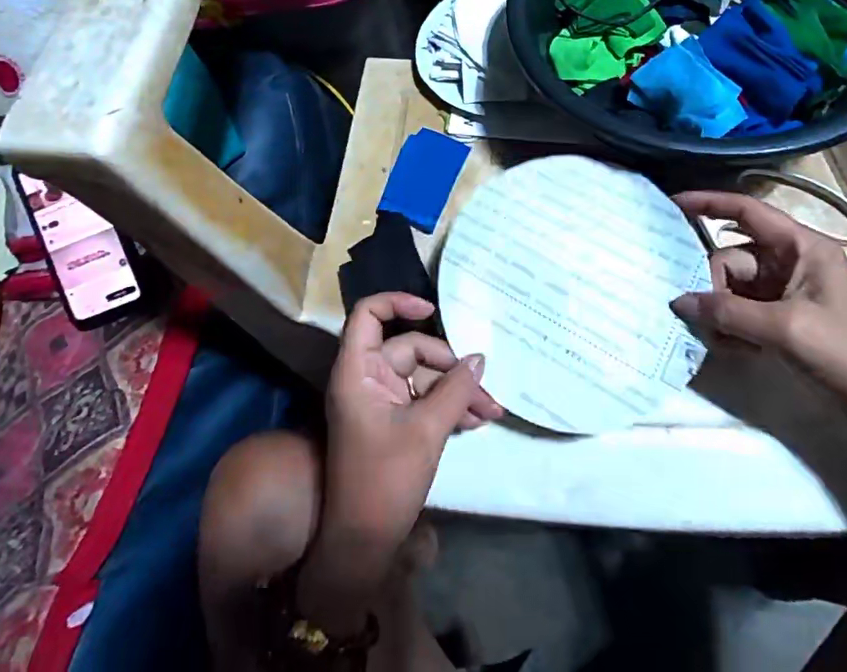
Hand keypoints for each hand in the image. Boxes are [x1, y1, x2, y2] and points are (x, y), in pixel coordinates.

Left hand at [298, 292, 501, 630]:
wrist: (363, 544)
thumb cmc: (385, 480)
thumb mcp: (427, 430)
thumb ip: (455, 389)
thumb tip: (479, 359)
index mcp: (358, 374)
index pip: (368, 316)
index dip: (398, 303)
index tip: (433, 310)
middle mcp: (366, 380)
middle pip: (411, 349)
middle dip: (451, 367)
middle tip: (483, 390)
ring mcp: (380, 400)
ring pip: (424, 376)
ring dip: (456, 390)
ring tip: (489, 412)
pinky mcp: (392, 420)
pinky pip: (424, 398)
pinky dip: (449, 405)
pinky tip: (476, 421)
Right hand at [671, 191, 846, 414]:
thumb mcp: (786, 329)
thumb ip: (729, 312)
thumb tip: (679, 301)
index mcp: (802, 247)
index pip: (749, 211)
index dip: (710, 203)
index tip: (672, 204)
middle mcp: (793, 263)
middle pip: (734, 258)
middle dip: (712, 283)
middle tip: (701, 317)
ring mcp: (789, 293)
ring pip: (736, 289)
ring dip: (722, 311)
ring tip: (718, 341)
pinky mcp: (786, 321)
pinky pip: (746, 313)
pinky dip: (733, 327)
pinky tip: (732, 350)